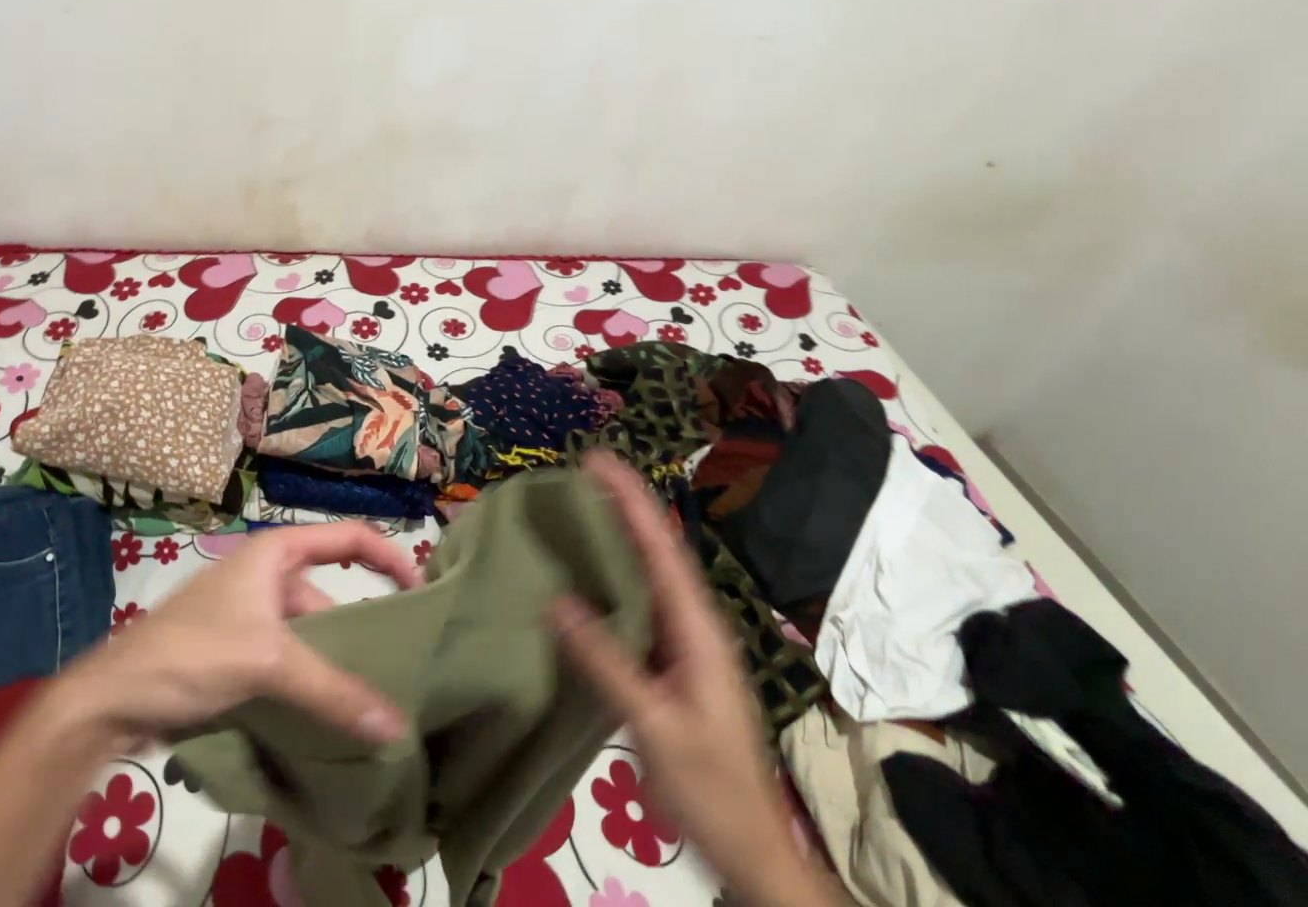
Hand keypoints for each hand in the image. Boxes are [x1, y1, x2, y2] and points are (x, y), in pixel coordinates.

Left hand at [62, 521, 421, 744]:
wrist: (113, 699)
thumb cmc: (191, 654)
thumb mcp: (268, 664)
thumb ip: (334, 692)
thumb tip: (397, 729)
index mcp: (273, 553)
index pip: (348, 538)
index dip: (389, 554)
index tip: (421, 590)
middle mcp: (265, 576)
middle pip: (330, 592)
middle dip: (365, 623)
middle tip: (406, 659)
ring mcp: (249, 616)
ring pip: (310, 633)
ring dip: (337, 660)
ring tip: (377, 695)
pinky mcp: (237, 652)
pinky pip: (290, 659)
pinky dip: (312, 680)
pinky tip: (334, 710)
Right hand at [552, 452, 846, 906]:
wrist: (749, 847)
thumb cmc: (710, 789)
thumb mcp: (656, 726)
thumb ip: (610, 663)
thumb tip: (560, 600)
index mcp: (698, 633)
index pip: (663, 552)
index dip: (632, 503)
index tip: (598, 462)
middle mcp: (693, 629)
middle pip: (656, 556)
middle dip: (621, 511)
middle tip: (574, 479)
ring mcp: (682, 650)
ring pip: (645, 583)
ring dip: (614, 545)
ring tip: (572, 516)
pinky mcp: (668, 670)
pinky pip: (636, 614)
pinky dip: (609, 587)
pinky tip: (579, 586)